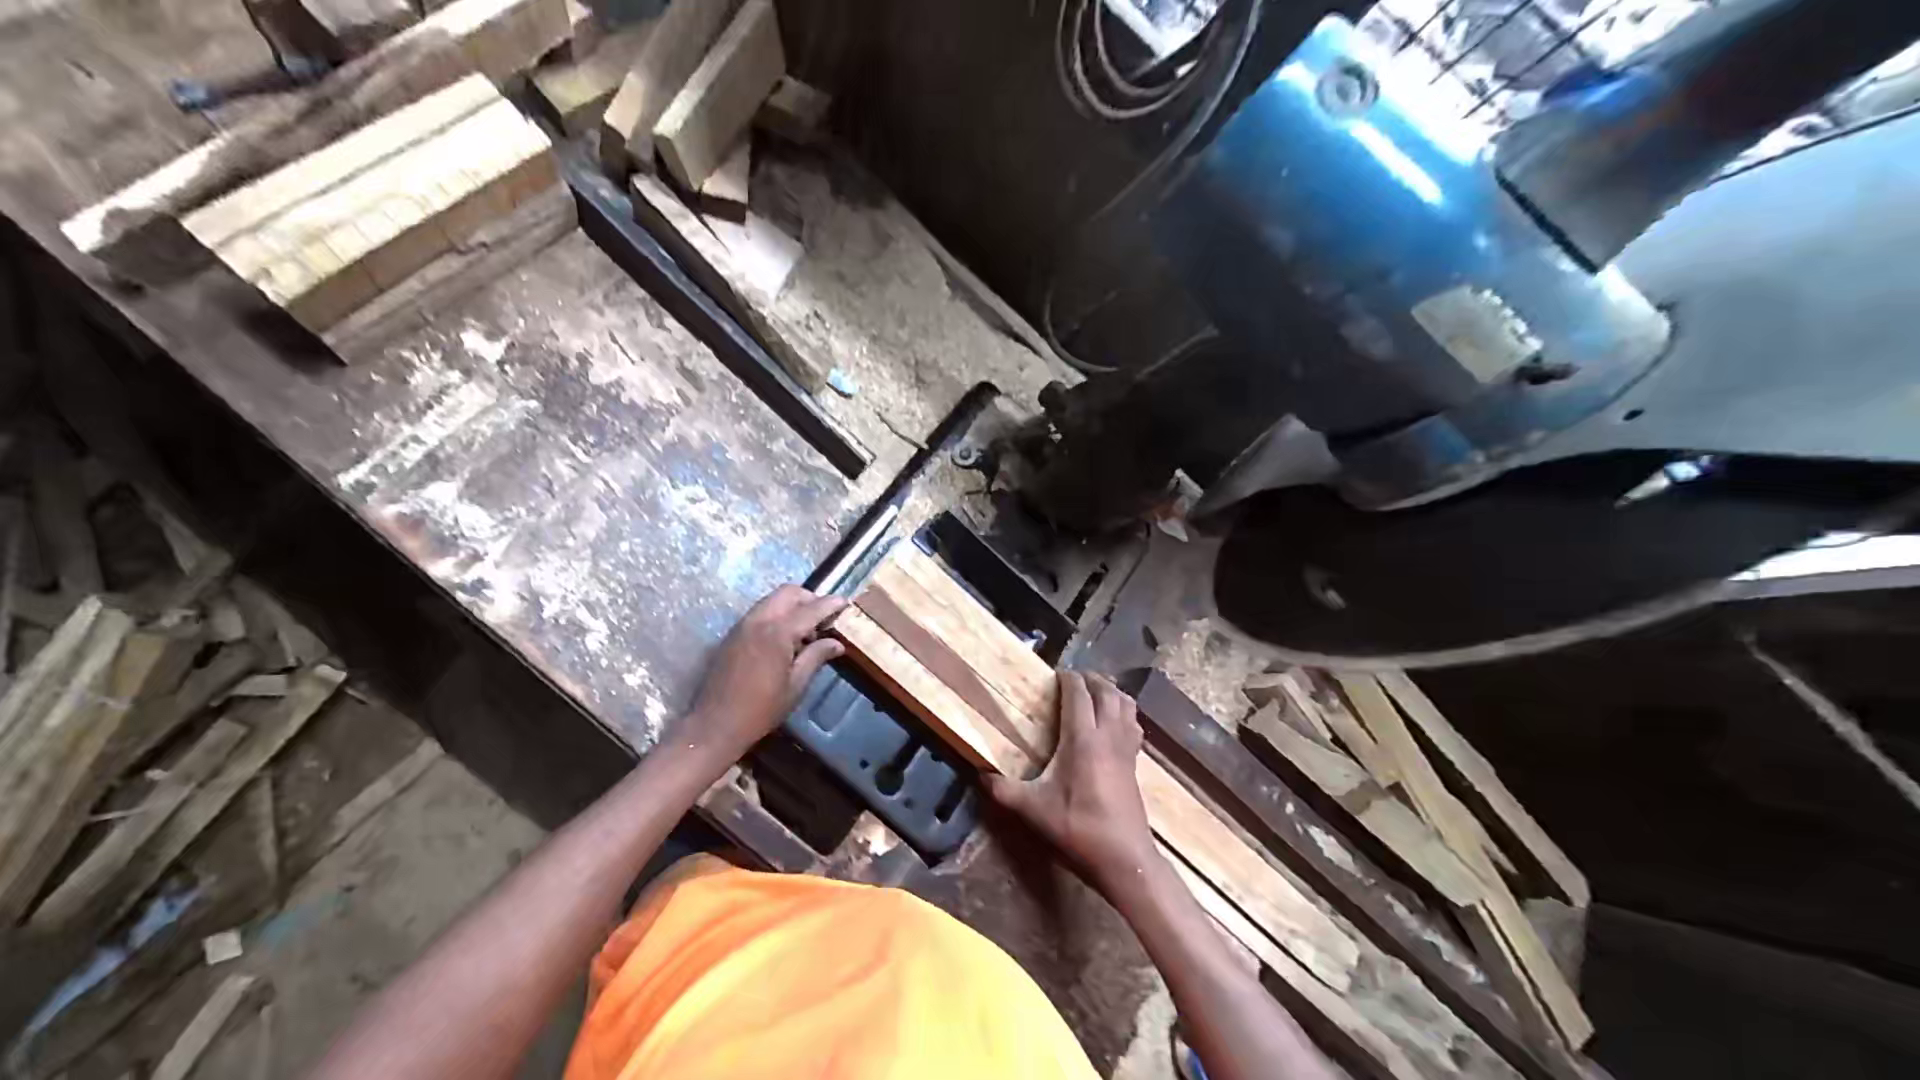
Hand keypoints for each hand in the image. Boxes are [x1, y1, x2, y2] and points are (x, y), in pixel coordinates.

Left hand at [676, 586, 846, 765]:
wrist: (715, 725)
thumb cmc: (761, 709)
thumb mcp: (796, 685)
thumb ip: (816, 656)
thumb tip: (837, 644)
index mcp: (777, 632)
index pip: (811, 609)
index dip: (830, 604)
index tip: (845, 603)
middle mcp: (758, 620)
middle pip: (788, 593)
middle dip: (810, 598)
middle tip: (825, 618)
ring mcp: (742, 625)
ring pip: (772, 600)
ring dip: (792, 606)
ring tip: (806, 632)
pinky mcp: (732, 635)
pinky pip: (760, 612)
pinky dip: (777, 615)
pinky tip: (784, 640)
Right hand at [985, 672, 1154, 891]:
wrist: (1125, 859)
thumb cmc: (1078, 829)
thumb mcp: (1033, 810)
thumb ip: (1003, 790)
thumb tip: (978, 774)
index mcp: (1083, 739)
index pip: (1079, 693)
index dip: (1068, 678)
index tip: (1055, 674)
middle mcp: (1108, 736)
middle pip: (1107, 691)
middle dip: (1091, 679)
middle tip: (1073, 679)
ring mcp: (1127, 749)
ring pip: (1126, 704)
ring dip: (1111, 692)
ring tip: (1094, 693)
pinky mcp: (1136, 763)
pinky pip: (1133, 724)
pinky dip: (1124, 713)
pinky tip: (1113, 724)